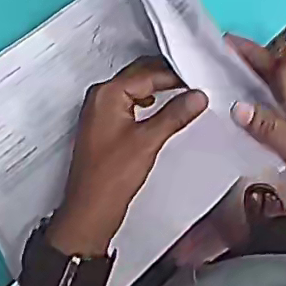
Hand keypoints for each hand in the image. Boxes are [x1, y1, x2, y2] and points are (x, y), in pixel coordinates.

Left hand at [51, 58, 206, 255]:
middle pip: (139, 73)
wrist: (89, 212)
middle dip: (166, 75)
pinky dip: (147, 98)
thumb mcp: (148, 141)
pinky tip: (161, 107)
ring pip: (134, 85)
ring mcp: (99, 110)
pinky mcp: (103, 123)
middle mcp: (100, 97)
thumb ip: (175, 114)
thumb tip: (195, 97)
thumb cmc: (108, 179)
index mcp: (107, 94)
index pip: (148, 73)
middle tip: (192, 82)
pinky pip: (128, 99)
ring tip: (182, 92)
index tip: (196, 81)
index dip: (175, 75)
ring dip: (157, 85)